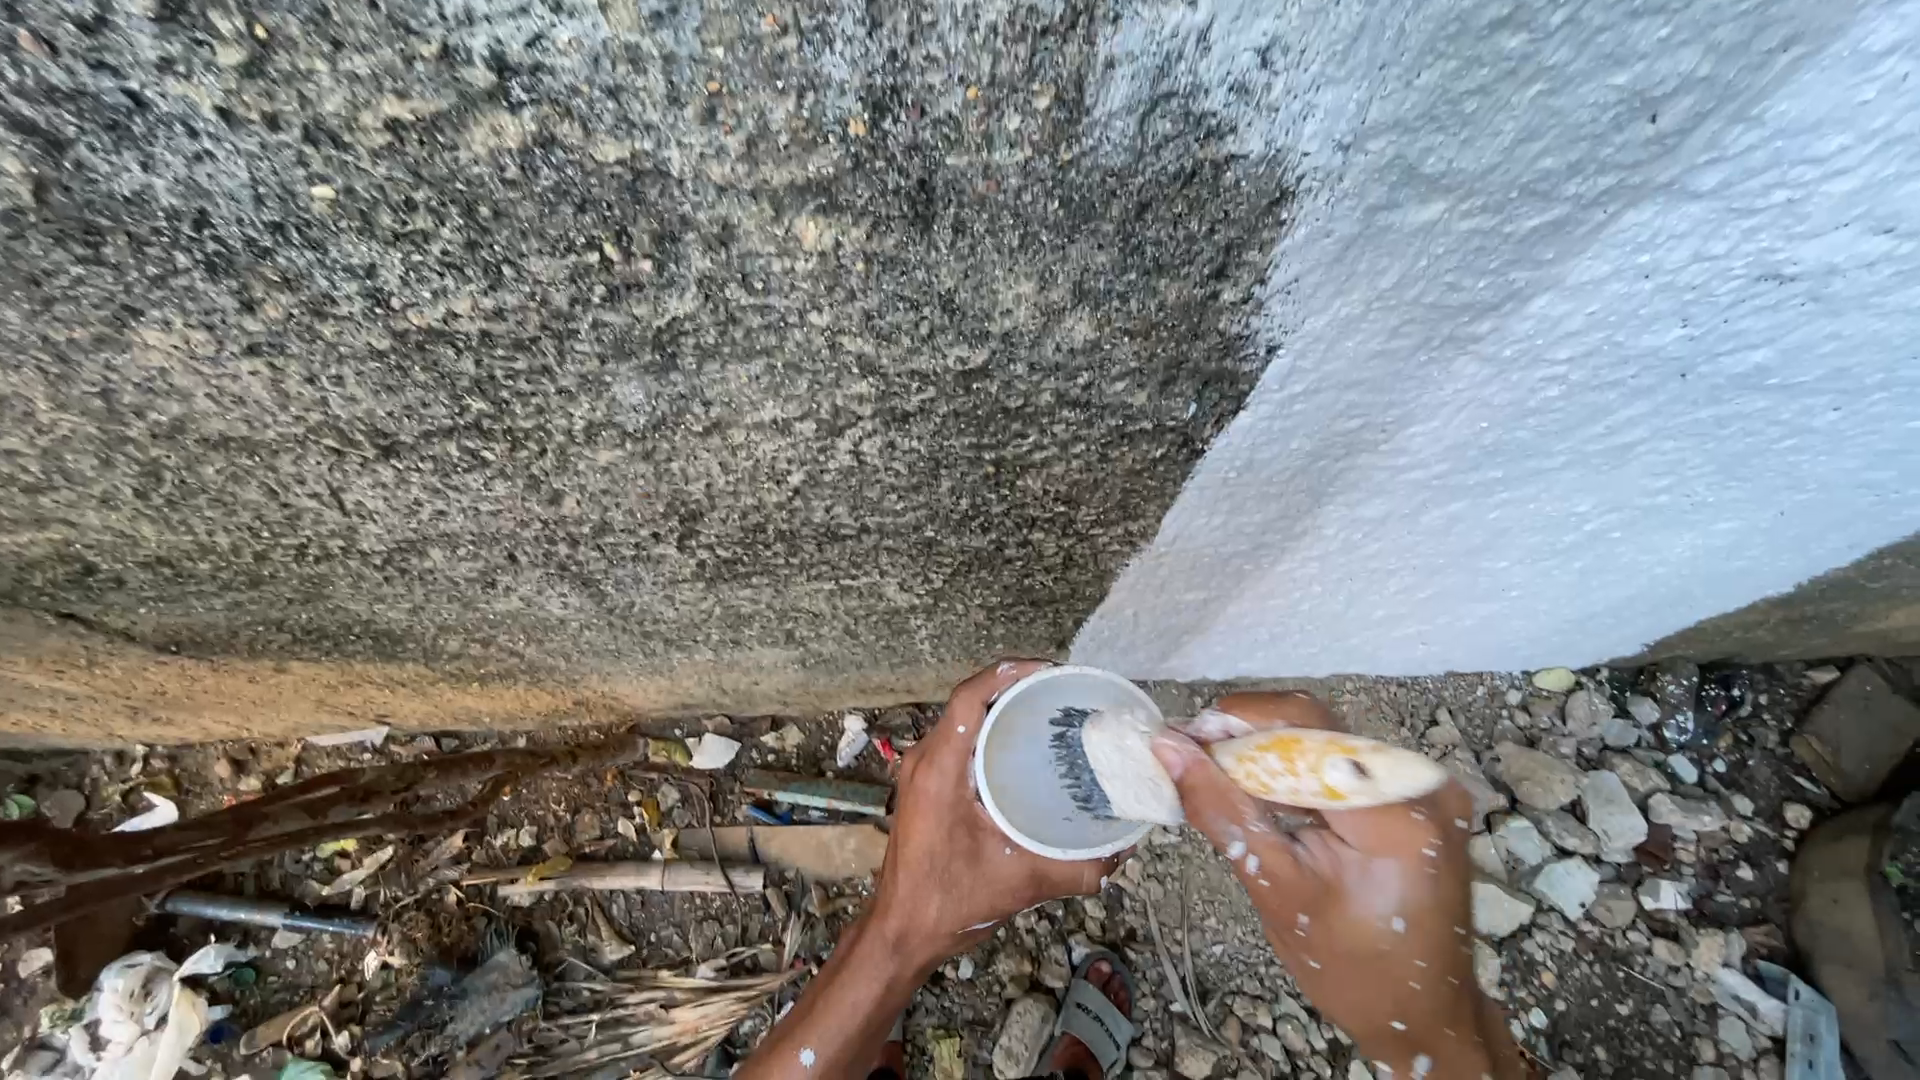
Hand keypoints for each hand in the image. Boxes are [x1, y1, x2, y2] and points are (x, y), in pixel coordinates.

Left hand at [869, 660, 1124, 971]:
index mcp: (940, 767)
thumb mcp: (1021, 882)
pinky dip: (988, 734)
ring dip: (999, 709)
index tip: (1049, 670)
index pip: (969, 697)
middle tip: (1061, 692)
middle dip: (1013, 687)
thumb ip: (1078, 868)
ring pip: (962, 721)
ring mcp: (920, 771)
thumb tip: (1124, 849)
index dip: (1007, 672)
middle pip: (968, 702)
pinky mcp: (924, 785)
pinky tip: (1021, 750)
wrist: (901, 932)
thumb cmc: (949, 902)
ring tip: (1047, 712)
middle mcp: (925, 759)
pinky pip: (957, 742)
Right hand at [1152, 693, 1525, 1078]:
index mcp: (1397, 812)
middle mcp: (1420, 783)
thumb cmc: (1350, 966)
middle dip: (1244, 737)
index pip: (1304, 727)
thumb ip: (1221, 809)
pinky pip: (1340, 756)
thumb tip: (1168, 746)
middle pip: (1313, 725)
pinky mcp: (1414, 793)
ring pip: (1322, 736)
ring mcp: (1423, 786)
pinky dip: (1293, 766)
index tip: (1183, 740)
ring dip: (1265, 750)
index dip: (1235, 722)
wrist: (1424, 1014)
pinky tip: (1263, 790)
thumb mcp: (1275, 889)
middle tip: (1194, 759)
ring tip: (1219, 774)